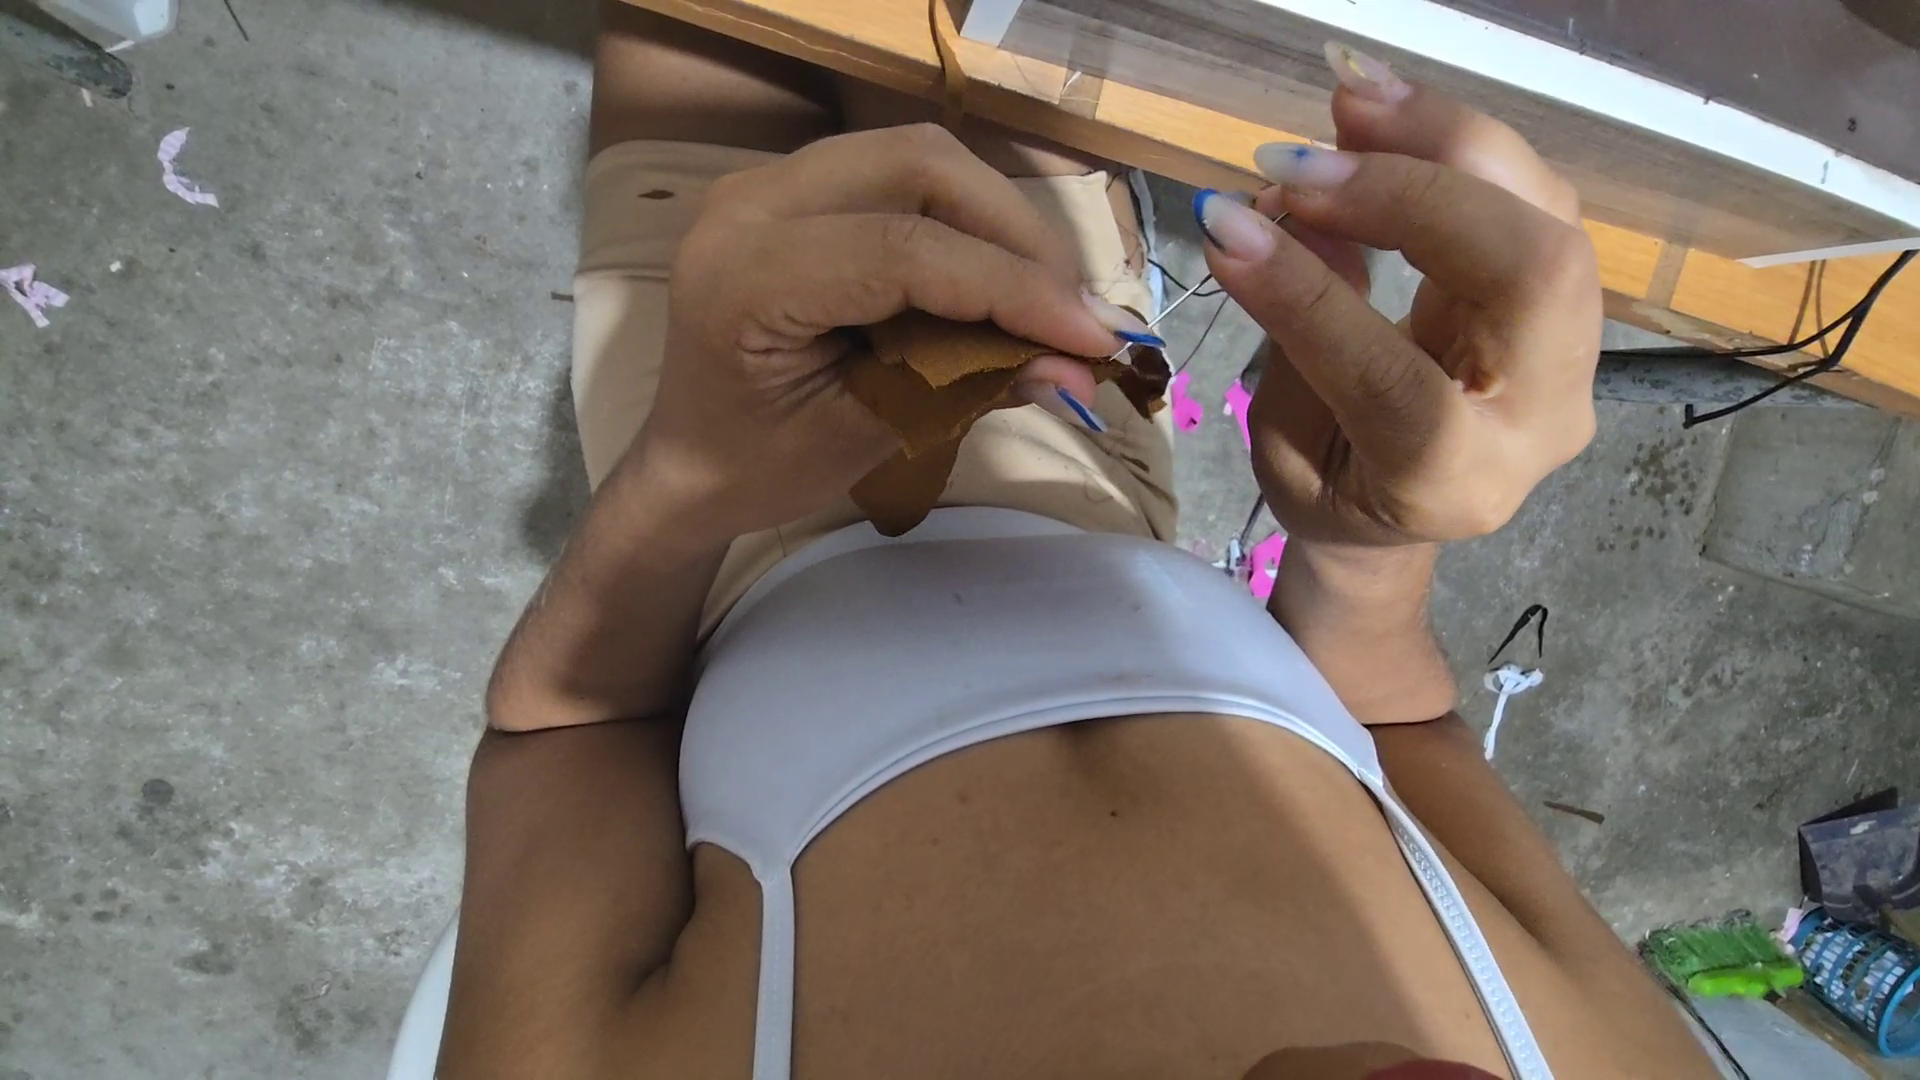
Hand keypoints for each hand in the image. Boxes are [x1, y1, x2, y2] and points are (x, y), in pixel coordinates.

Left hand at [629, 123, 1139, 539]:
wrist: (693, 462)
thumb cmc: (762, 468)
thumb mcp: (868, 435)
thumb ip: (966, 388)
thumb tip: (1077, 370)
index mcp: (748, 275)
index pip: (907, 253)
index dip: (1014, 289)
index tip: (1092, 339)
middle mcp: (751, 201)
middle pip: (922, 168)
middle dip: (1018, 239)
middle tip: (1074, 312)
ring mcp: (770, 185)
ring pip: (919, 161)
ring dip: (998, 224)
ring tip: (1046, 297)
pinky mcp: (795, 193)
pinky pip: (900, 181)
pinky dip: (964, 225)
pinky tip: (995, 277)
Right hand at [1197, 53, 1599, 546]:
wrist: (1397, 520)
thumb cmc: (1325, 496)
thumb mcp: (1282, 442)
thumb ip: (1294, 342)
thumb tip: (1282, 225)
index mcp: (1451, 482)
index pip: (1386, 370)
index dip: (1305, 290)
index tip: (1228, 223)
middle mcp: (1541, 417)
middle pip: (1525, 269)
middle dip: (1412, 190)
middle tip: (1308, 152)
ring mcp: (1573, 356)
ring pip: (1545, 218)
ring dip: (1442, 144)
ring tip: (1347, 106)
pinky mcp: (1568, 306)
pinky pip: (1532, 205)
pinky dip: (1457, 152)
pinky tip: (1386, 124)